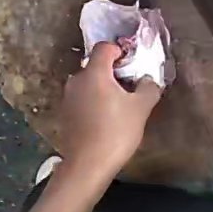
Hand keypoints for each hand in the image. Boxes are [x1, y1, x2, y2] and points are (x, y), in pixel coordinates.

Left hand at [57, 43, 163, 178]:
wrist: (87, 164)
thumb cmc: (116, 132)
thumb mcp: (140, 108)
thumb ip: (148, 87)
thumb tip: (148, 79)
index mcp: (94, 73)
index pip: (104, 47)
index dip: (119, 50)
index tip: (131, 63)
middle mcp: (76, 80)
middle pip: (95, 65)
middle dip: (113, 72)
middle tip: (129, 87)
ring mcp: (67, 97)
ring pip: (88, 82)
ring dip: (103, 87)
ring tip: (118, 105)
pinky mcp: (64, 112)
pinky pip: (81, 97)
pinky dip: (93, 100)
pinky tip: (104, 118)